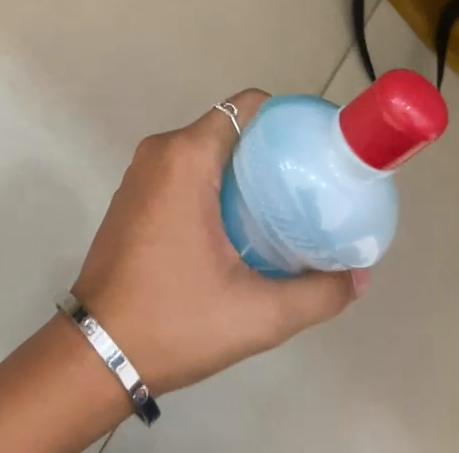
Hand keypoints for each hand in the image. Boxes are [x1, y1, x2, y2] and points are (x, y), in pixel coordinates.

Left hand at [70, 89, 364, 394]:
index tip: (319, 149)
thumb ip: (319, 291)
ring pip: (207, 152)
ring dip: (244, 172)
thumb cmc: (175, 320)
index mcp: (186, 158)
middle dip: (272, 151)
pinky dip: (216, 185)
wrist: (98, 351)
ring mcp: (142, 173)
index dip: (287, 119)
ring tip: (287, 208)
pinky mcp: (134, 196)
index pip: (246, 108)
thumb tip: (359, 275)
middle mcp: (161, 152)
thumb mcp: (258, 313)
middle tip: (313, 186)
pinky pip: (185, 171)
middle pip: (230, 129)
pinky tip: (244, 226)